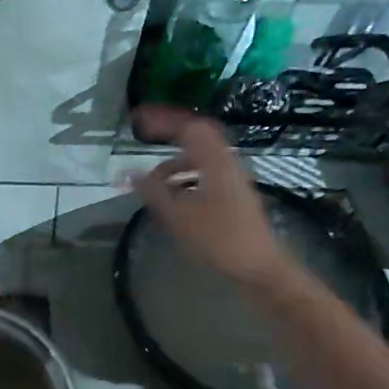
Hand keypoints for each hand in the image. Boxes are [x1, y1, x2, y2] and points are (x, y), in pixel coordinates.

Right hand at [130, 105, 296, 286]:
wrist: (258, 266)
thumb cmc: (218, 238)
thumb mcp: (178, 216)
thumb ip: (153, 191)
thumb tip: (130, 173)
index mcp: (215, 162)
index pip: (188, 128)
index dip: (163, 121)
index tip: (140, 122)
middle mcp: (227, 163)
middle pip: (196, 140)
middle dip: (169, 138)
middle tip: (147, 141)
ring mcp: (233, 179)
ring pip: (200, 160)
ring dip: (176, 164)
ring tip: (155, 184)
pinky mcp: (235, 195)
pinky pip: (206, 174)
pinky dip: (187, 178)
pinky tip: (174, 199)